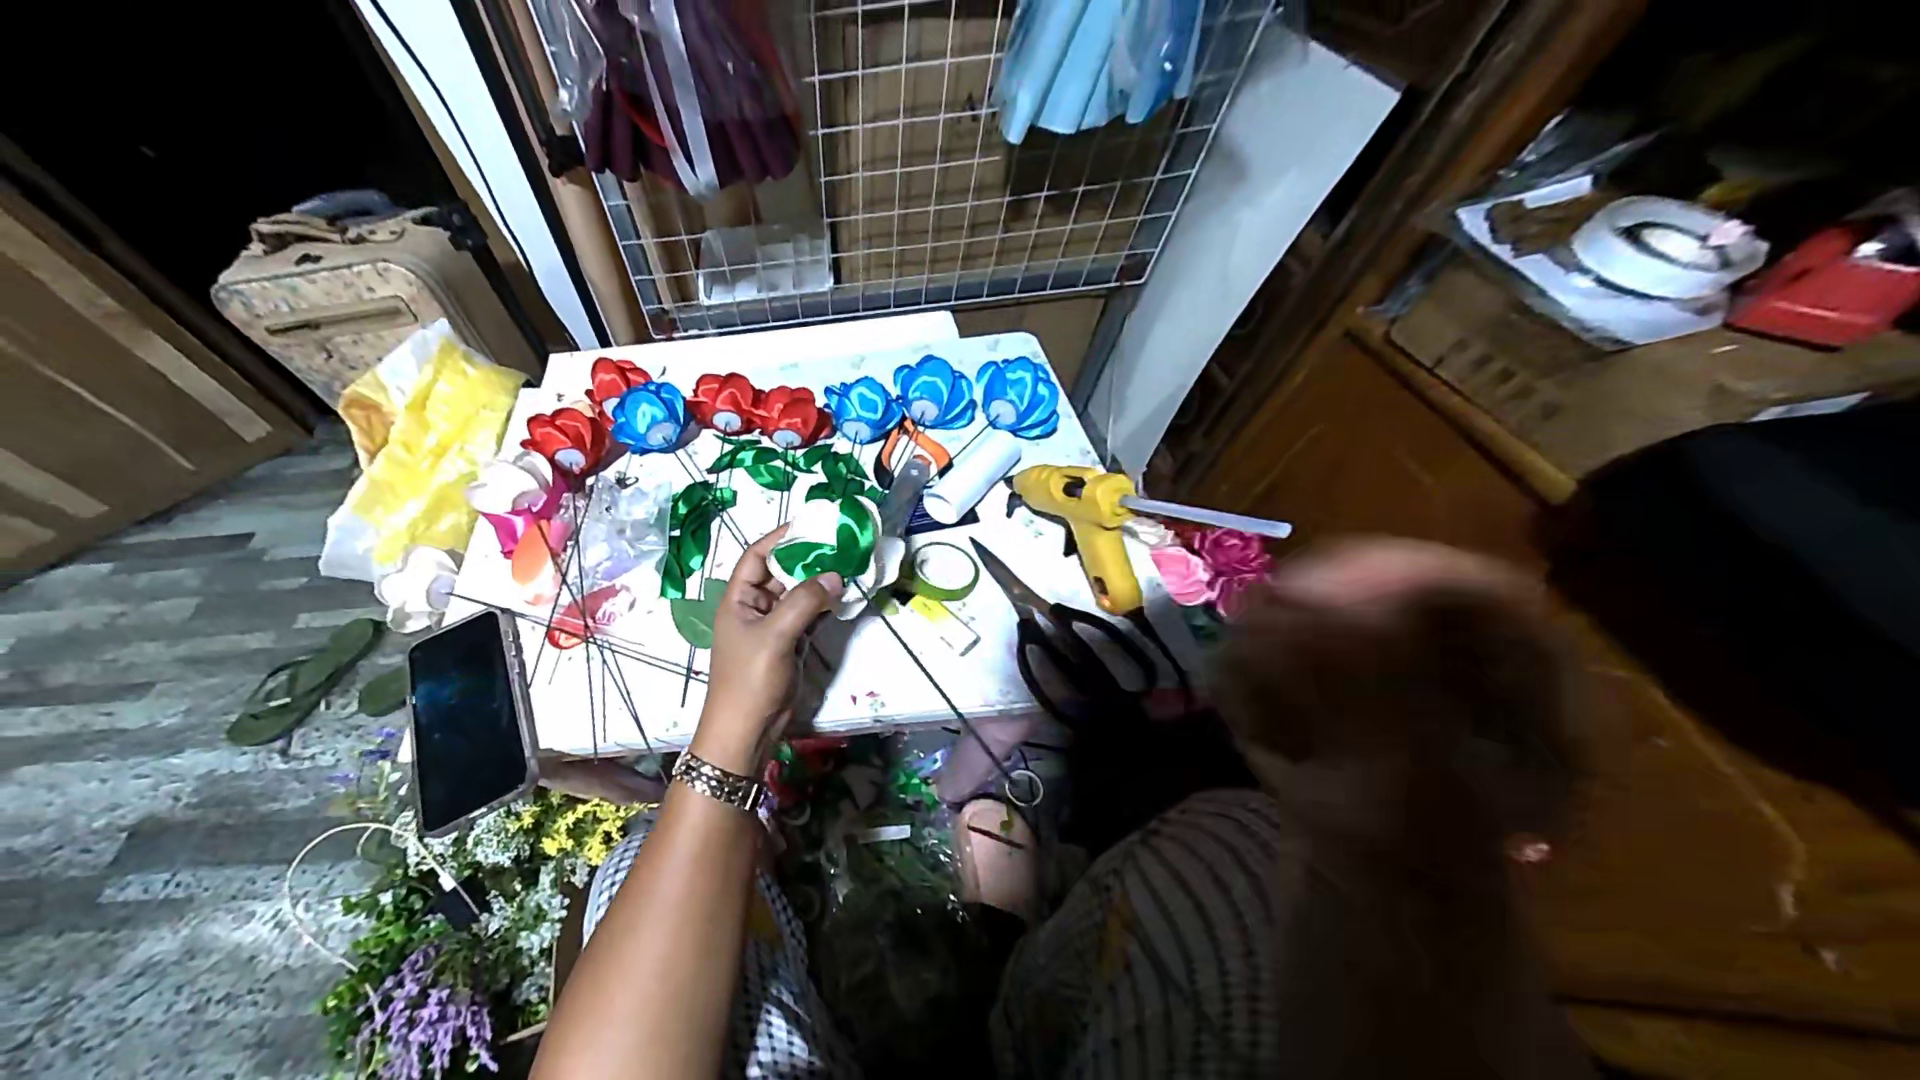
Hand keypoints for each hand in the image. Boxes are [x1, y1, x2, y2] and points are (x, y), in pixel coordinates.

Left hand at [691, 526, 842, 773]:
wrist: (748, 729)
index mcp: (738, 599)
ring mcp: (774, 626)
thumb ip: (804, 602)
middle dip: (808, 557)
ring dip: (820, 581)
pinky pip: (809, 614)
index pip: (756, 556)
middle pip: (781, 572)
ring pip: (799, 593)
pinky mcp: (791, 642)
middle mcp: (755, 607)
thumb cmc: (750, 679)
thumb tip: (835, 576)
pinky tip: (845, 594)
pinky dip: (826, 604)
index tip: (808, 524)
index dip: (779, 538)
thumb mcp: (774, 635)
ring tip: (848, 563)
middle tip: (839, 543)